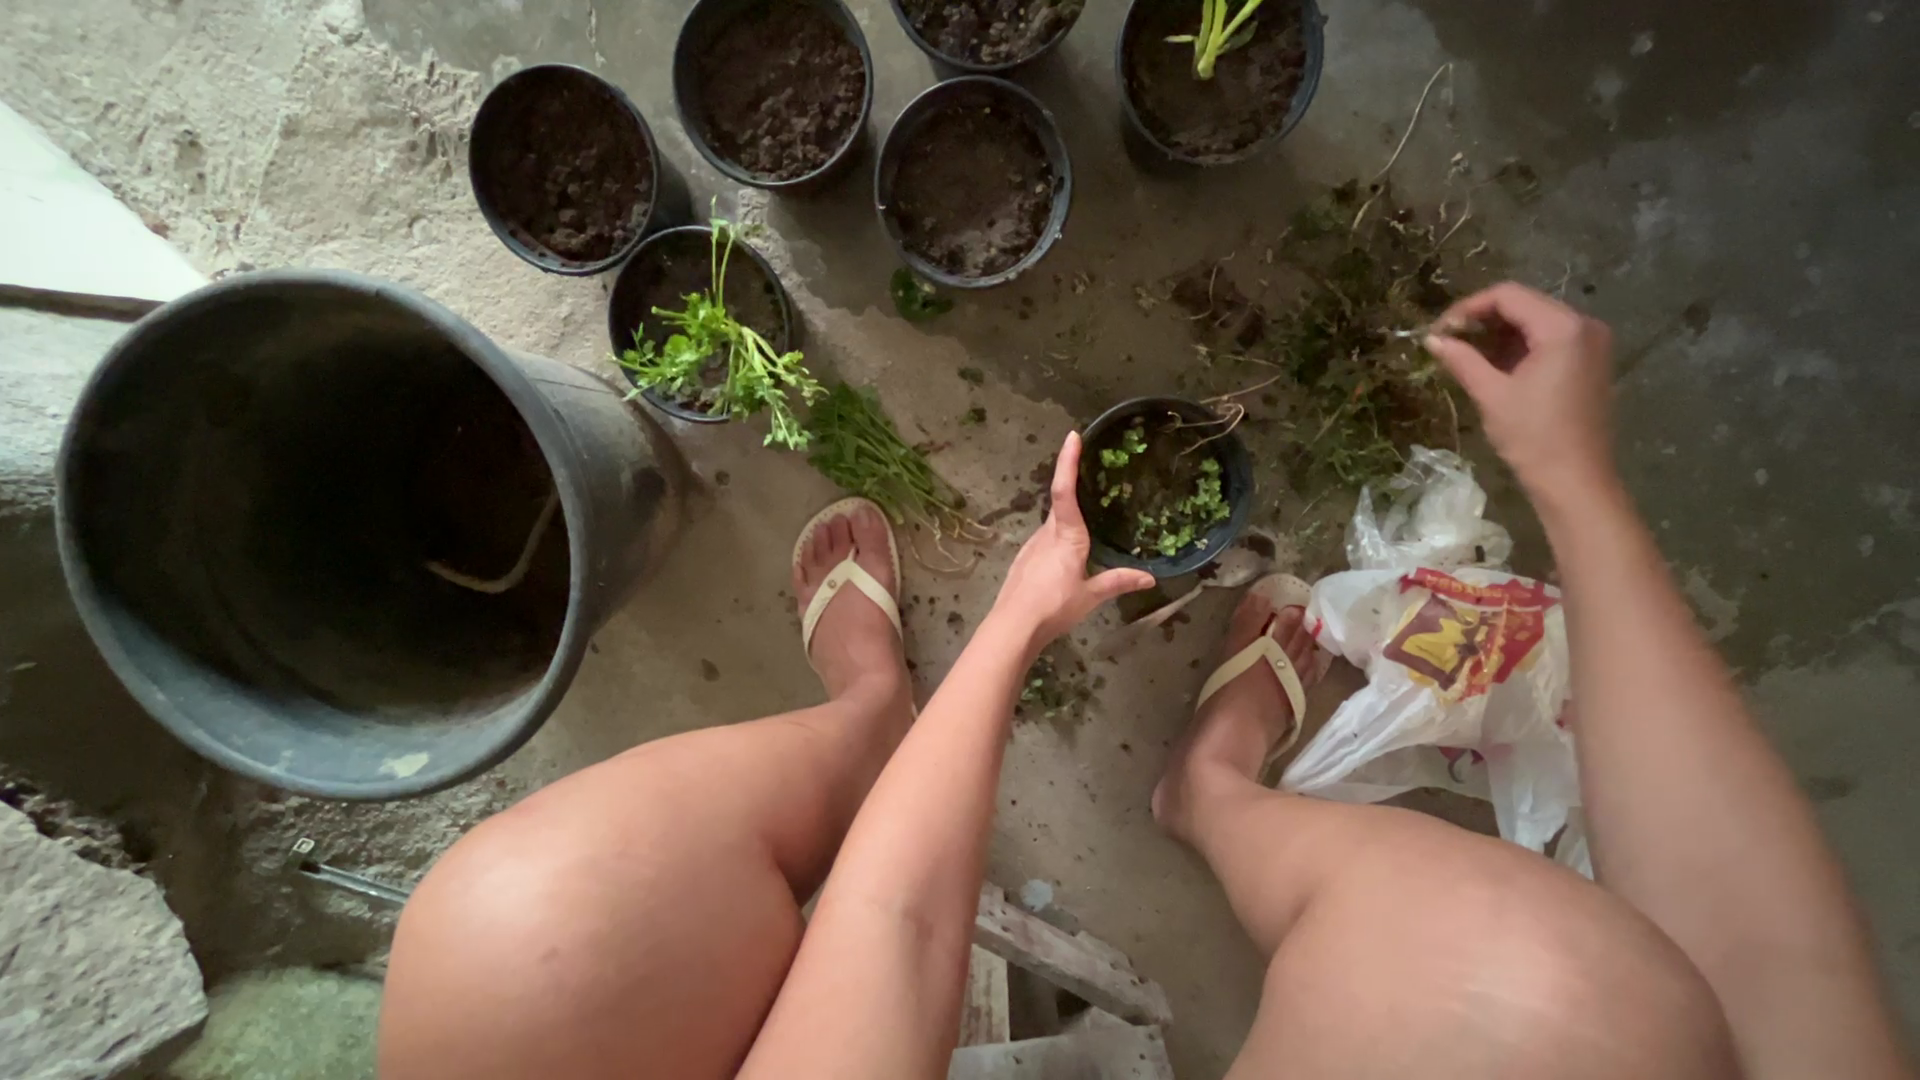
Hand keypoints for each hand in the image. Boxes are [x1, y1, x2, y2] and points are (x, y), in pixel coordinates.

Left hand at [990, 432, 1155, 647]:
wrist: (1013, 627)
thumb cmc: (1053, 607)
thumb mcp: (1091, 596)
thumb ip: (1117, 582)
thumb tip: (1150, 578)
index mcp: (1066, 536)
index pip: (1066, 490)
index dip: (1068, 461)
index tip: (1073, 436)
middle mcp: (1046, 534)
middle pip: (1060, 504)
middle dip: (1074, 486)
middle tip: (1091, 474)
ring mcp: (1032, 547)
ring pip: (1053, 524)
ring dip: (1067, 519)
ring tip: (1086, 521)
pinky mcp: (1025, 560)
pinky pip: (1045, 540)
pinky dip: (1057, 538)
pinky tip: (1066, 554)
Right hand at [1425, 283, 1618, 502]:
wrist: (1574, 478)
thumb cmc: (1532, 436)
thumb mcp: (1491, 394)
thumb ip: (1462, 360)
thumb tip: (1432, 339)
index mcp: (1563, 328)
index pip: (1508, 296)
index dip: (1467, 308)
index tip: (1438, 332)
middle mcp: (1584, 325)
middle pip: (1524, 304)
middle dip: (1481, 320)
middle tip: (1447, 343)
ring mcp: (1591, 343)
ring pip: (1535, 321)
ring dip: (1497, 334)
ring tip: (1464, 356)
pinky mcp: (1589, 362)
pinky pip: (1548, 340)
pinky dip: (1518, 346)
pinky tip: (1493, 366)